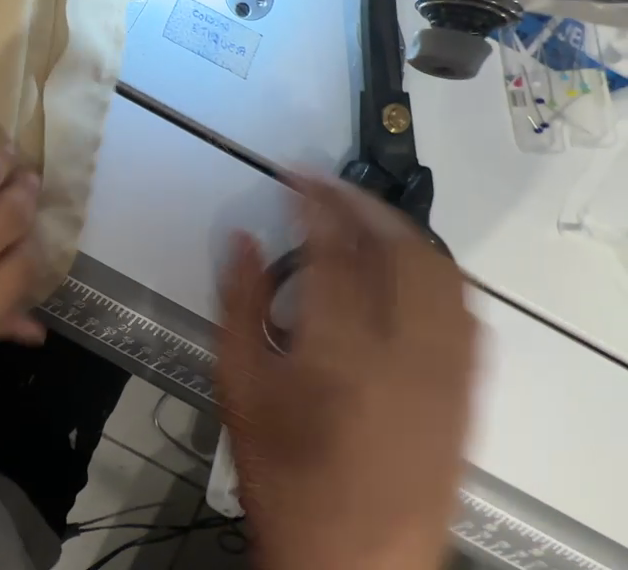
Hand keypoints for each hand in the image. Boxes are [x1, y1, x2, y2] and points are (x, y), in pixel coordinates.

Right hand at [217, 174, 478, 569]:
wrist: (355, 550)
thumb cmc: (278, 463)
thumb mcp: (237, 379)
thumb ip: (238, 301)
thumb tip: (244, 239)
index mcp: (337, 349)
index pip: (332, 251)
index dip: (314, 202)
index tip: (294, 175)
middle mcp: (407, 354)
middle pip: (404, 254)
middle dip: (366, 207)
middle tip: (326, 185)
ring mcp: (451, 375)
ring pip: (448, 280)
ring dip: (408, 235)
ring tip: (366, 215)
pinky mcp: (472, 394)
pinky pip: (469, 316)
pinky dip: (440, 276)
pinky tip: (411, 270)